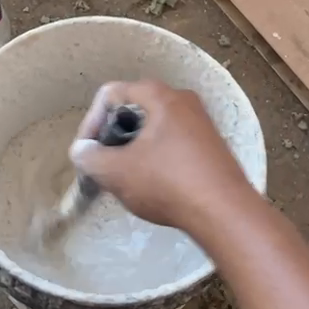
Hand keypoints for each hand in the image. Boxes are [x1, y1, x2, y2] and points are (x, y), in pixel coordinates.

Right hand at [69, 80, 258, 238]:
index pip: (110, 94)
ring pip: (153, 127)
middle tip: (103, 163)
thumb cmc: (168, 183)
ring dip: (132, 148)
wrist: (226, 214)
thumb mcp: (117, 172)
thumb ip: (90, 158)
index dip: (90, 123)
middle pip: (133, 109)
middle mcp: (183, 100)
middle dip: (112, 136)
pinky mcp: (211, 146)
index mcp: (160, 96)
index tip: (87, 153)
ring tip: (124, 176)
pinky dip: (154, 156)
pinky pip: (172, 141)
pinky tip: (152, 183)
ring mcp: (201, 123)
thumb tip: (81, 151)